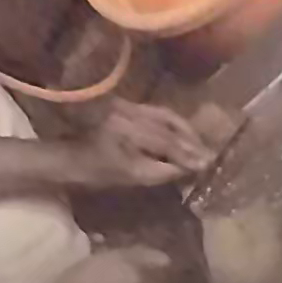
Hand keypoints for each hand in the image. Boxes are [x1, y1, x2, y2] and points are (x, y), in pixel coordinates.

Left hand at [78, 100, 217, 186]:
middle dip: (192, 142)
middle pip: (169, 125)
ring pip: (166, 116)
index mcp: (128, 129)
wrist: (71, 156)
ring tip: (201, 147)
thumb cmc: (100, 172)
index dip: (189, 155)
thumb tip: (192, 169)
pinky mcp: (127, 106)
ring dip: (187, 132)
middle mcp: (128, 111)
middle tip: (210, 157)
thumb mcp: (135, 176)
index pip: (167, 142)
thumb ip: (165, 171)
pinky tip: (186, 137)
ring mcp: (127, 105)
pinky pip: (158, 113)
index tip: (207, 166)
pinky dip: (175, 125)